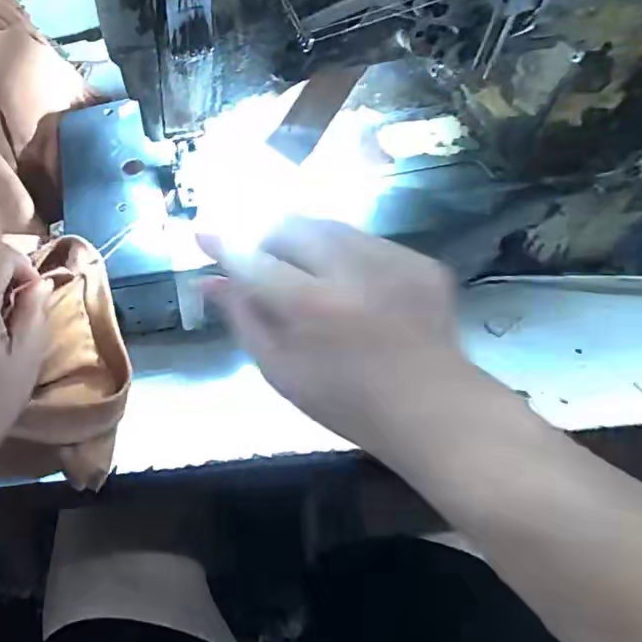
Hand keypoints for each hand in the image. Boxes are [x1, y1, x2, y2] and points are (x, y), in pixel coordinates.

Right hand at [199, 218, 516, 461]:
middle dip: (267, 238)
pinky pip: (362, 240)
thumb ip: (242, 317)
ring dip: (302, 241)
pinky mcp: (419, 262)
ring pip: (326, 226)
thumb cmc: (346, 401)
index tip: (202, 235)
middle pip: (291, 226)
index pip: (253, 259)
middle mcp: (352, 272)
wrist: (439, 415)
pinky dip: (341, 253)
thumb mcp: (278, 368)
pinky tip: (346, 285)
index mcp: (311, 305)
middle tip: (260, 264)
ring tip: (302, 272)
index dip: (223, 245)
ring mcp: (392, 262)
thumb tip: (209, 281)